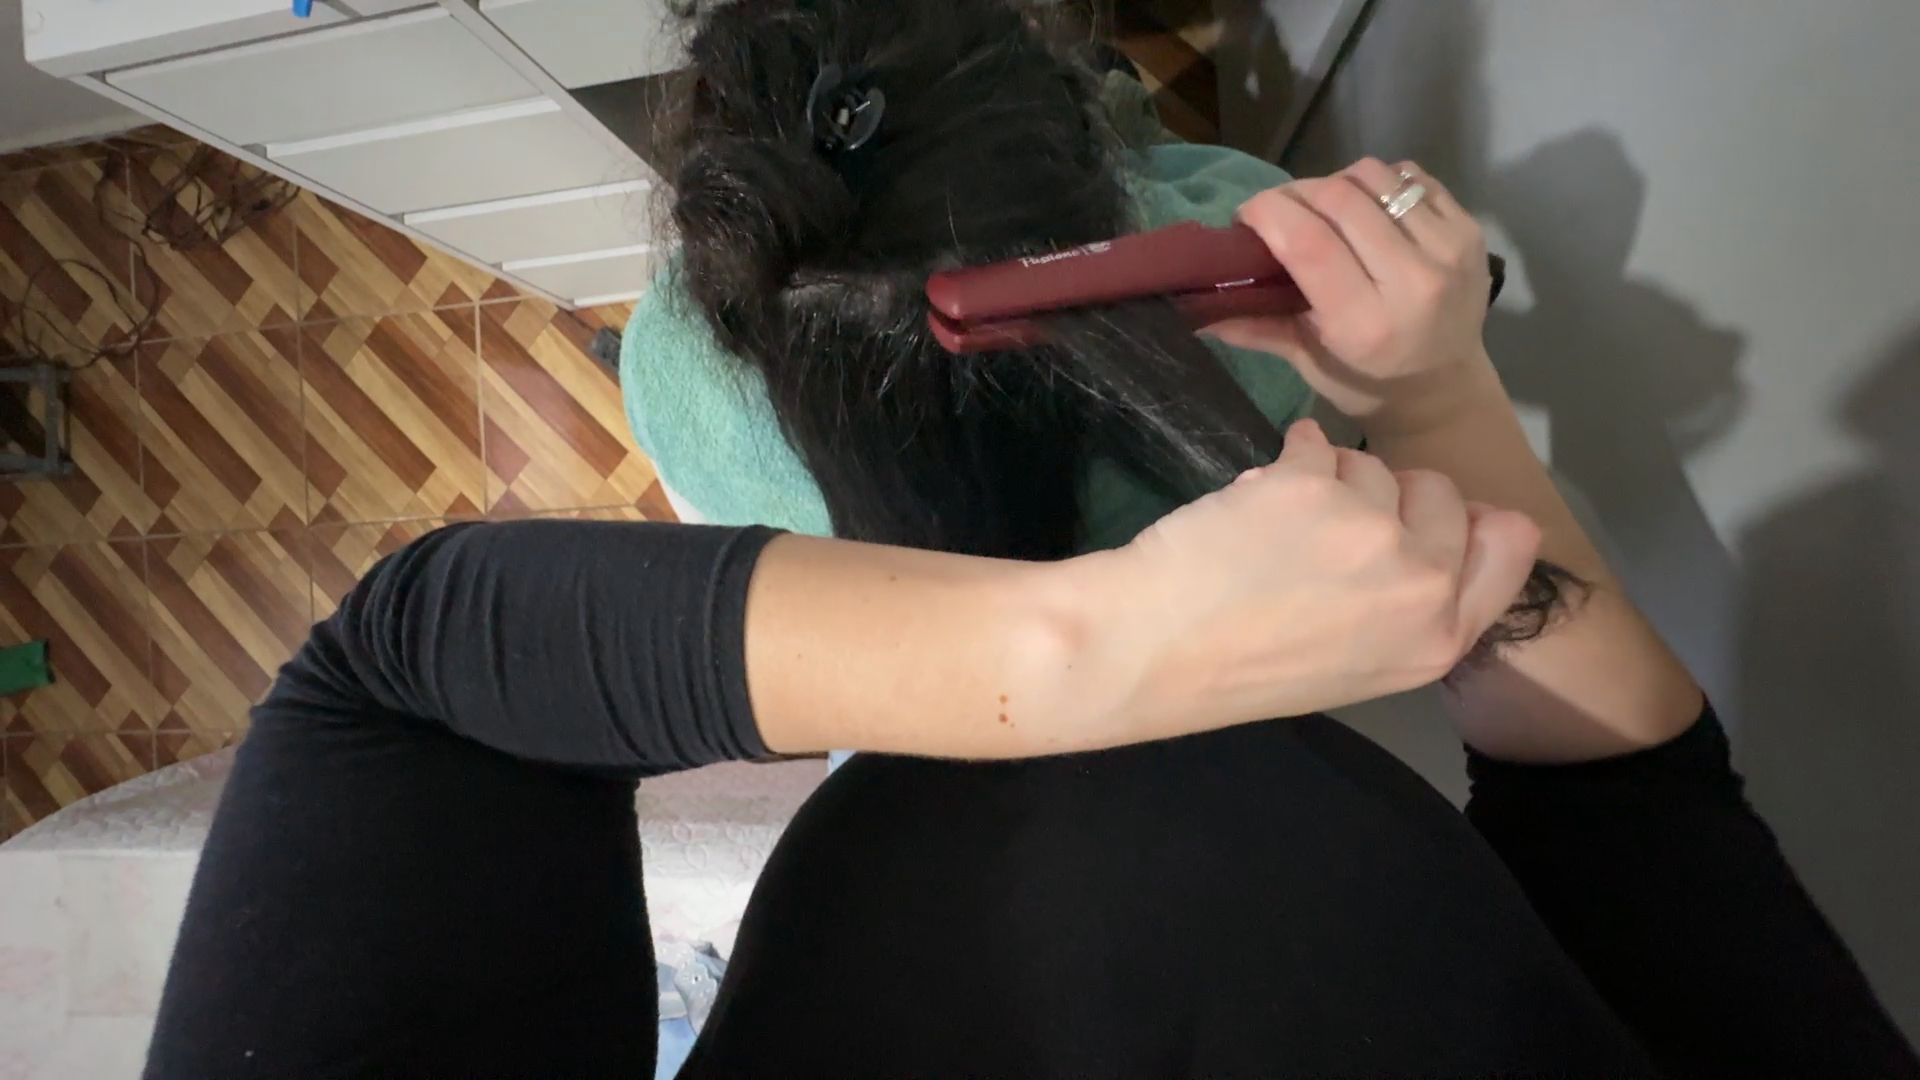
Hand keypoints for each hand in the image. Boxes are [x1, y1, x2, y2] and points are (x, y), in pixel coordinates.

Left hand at [1061, 419, 1541, 747]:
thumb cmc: (1236, 667)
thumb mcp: (1347, 659)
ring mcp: (1369, 530)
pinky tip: (1252, 494)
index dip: (1462, 519)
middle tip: (1325, 521)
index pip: (1509, 542)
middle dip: (1384, 494)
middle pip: (1440, 491)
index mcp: (1437, 640)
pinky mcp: (1309, 488)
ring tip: (1270, 525)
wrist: (1149, 652)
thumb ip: (1395, 600)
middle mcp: (1421, 583)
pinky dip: (1288, 455)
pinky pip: (1312, 442)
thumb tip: (1409, 526)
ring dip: (1325, 479)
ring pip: (1369, 464)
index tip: (1413, 516)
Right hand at [1205, 159, 1496, 433]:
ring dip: (1333, 183)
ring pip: (1374, 177)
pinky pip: (1410, 177)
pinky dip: (1375, 184)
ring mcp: (1448, 249)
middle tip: (1273, 211)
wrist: (1442, 388)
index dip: (1270, 213)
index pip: (1310, 242)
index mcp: (1363, 323)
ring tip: (1317, 208)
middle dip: (1293, 193)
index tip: (1245, 216)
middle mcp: (1412, 280)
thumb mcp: (1304, 362)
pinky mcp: (1469, 228)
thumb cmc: (1362, 383)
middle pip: (1340, 199)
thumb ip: (1254, 328)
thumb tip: (1195, 310)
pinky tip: (1360, 209)